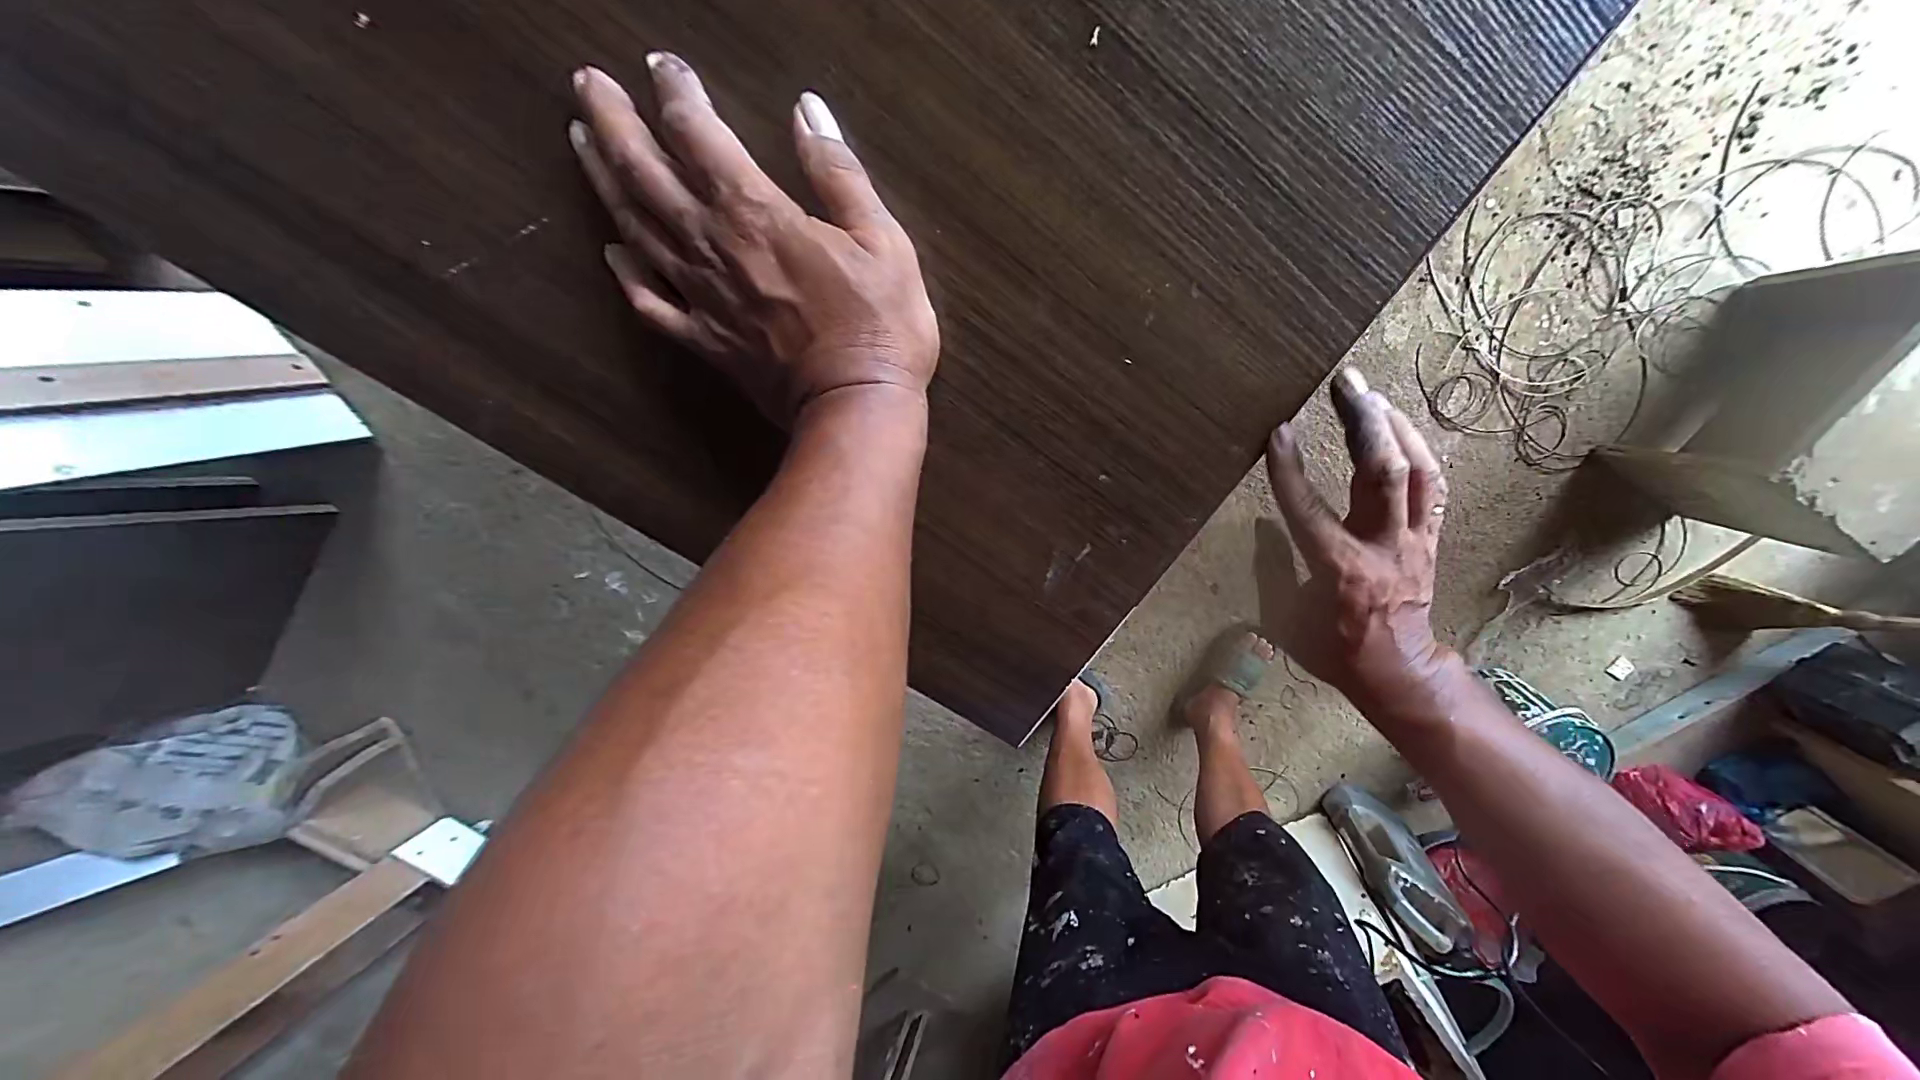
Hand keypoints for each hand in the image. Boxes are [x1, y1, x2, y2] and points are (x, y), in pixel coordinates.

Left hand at [570, 54, 938, 423]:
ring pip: (636, 228)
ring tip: (582, 142)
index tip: (663, 66)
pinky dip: (627, 276)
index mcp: (756, 213)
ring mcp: (703, 297)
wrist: (857, 406)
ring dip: (604, 180)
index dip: (676, 92)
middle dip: (613, 122)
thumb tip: (808, 111)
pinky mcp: (707, 341)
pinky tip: (613, 253)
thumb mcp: (882, 240)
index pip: (699, 133)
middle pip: (646, 172)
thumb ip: (839, 173)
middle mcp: (714, 247)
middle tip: (589, 85)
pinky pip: (651, 304)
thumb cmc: (879, 326)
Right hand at [1261, 369, 1451, 713]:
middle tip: (1345, 381)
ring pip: (1418, 472)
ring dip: (1396, 428)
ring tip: (1372, 396)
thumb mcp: (1286, 617)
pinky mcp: (1429, 539)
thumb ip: (1272, 568)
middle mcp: (1384, 547)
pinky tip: (1404, 433)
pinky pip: (1434, 488)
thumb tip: (1261, 528)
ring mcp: (1415, 541)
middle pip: (1382, 473)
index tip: (1278, 430)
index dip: (1291, 469)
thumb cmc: (1335, 649)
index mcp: (1341, 569)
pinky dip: (1420, 454)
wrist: (1398, 672)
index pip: (1310, 509)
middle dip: (1364, 422)